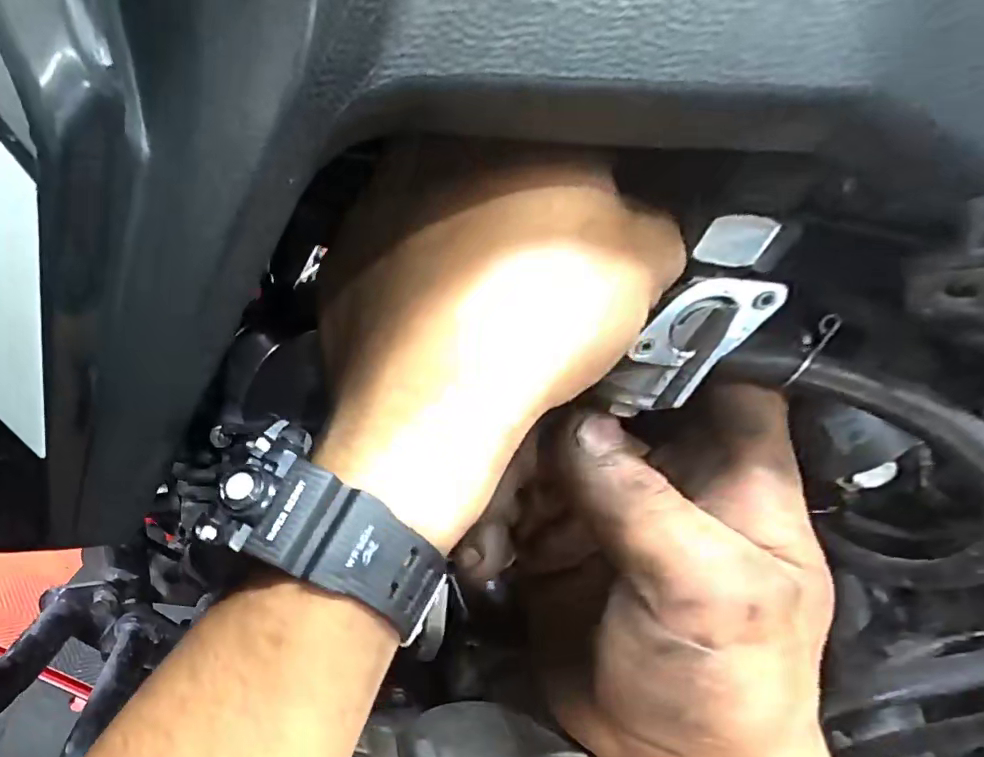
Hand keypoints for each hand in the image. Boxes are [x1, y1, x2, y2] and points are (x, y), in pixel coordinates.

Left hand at [313, 138, 683, 551]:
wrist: (435, 400)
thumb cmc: (532, 320)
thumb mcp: (644, 258)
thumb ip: (648, 223)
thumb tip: (640, 232)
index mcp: (504, 129)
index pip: (562, 138)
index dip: (587, 193)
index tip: (591, 238)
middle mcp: (421, 164)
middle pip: (483, 187)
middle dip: (511, 229)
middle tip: (535, 282)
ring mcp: (366, 227)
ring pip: (428, 235)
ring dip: (457, 265)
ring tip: (484, 319)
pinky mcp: (335, 285)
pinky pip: (385, 283)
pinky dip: (410, 303)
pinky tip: (437, 337)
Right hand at [519, 386, 834, 756]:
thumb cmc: (726, 684)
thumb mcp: (706, 589)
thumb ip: (644, 504)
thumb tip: (581, 431)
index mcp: (732, 482)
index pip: (715, 385)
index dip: (666, 356)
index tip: (595, 344)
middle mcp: (663, 490)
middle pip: (601, 421)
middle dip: (552, 429)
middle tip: (515, 448)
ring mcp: (600, 522)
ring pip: (544, 466)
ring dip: (510, 482)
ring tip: (495, 524)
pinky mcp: (551, 554)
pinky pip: (511, 516)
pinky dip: (490, 526)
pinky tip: (487, 553)